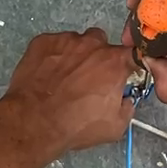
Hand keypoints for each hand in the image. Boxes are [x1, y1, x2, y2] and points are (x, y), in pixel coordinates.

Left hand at [0, 29, 135, 162]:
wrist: (35, 122)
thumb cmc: (73, 124)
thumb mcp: (114, 126)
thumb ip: (127, 107)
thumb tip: (126, 101)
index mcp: (114, 62)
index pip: (131, 52)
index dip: (127, 62)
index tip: (123, 70)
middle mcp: (92, 45)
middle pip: (101, 42)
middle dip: (97, 57)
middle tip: (88, 78)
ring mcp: (66, 40)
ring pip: (76, 41)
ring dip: (74, 55)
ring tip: (64, 78)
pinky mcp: (43, 42)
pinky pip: (53, 44)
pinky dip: (52, 55)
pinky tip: (48, 74)